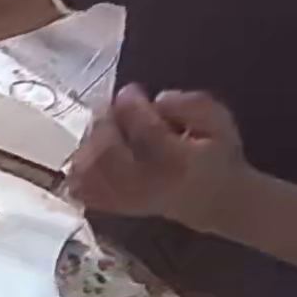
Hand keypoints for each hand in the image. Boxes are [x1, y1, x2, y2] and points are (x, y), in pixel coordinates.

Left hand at [64, 84, 252, 231]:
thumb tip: (157, 99)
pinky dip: (77, 166)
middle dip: (103, 124)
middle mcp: (141, 184)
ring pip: (86, 171)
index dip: (131, 108)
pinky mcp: (102, 206)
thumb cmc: (213, 155)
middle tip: (106, 105)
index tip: (128, 90)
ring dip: (87, 143)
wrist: (202, 198)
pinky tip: (89, 152)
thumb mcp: (220, 122)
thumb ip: (193, 105)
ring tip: (101, 126)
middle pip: (106, 153)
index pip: (144, 132)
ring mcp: (117, 199)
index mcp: (176, 162)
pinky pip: (77, 186)